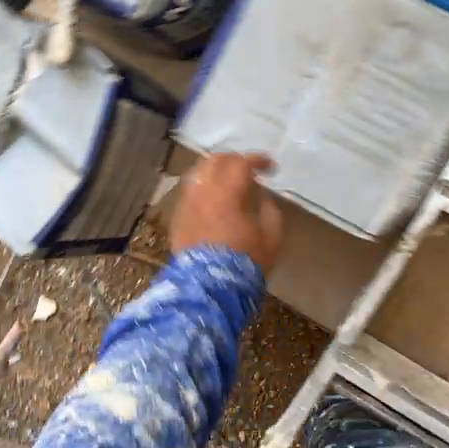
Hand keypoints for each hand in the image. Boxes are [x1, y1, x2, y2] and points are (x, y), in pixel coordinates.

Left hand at [169, 153, 284, 272]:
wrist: (209, 287)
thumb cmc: (245, 263)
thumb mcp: (271, 238)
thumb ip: (270, 211)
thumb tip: (263, 197)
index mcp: (228, 194)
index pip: (242, 163)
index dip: (258, 160)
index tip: (270, 167)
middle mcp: (203, 192)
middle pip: (215, 161)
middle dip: (234, 160)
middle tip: (247, 169)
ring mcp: (186, 204)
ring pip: (197, 174)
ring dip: (214, 171)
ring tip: (226, 181)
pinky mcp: (177, 218)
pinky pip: (188, 193)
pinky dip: (202, 189)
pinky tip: (210, 200)